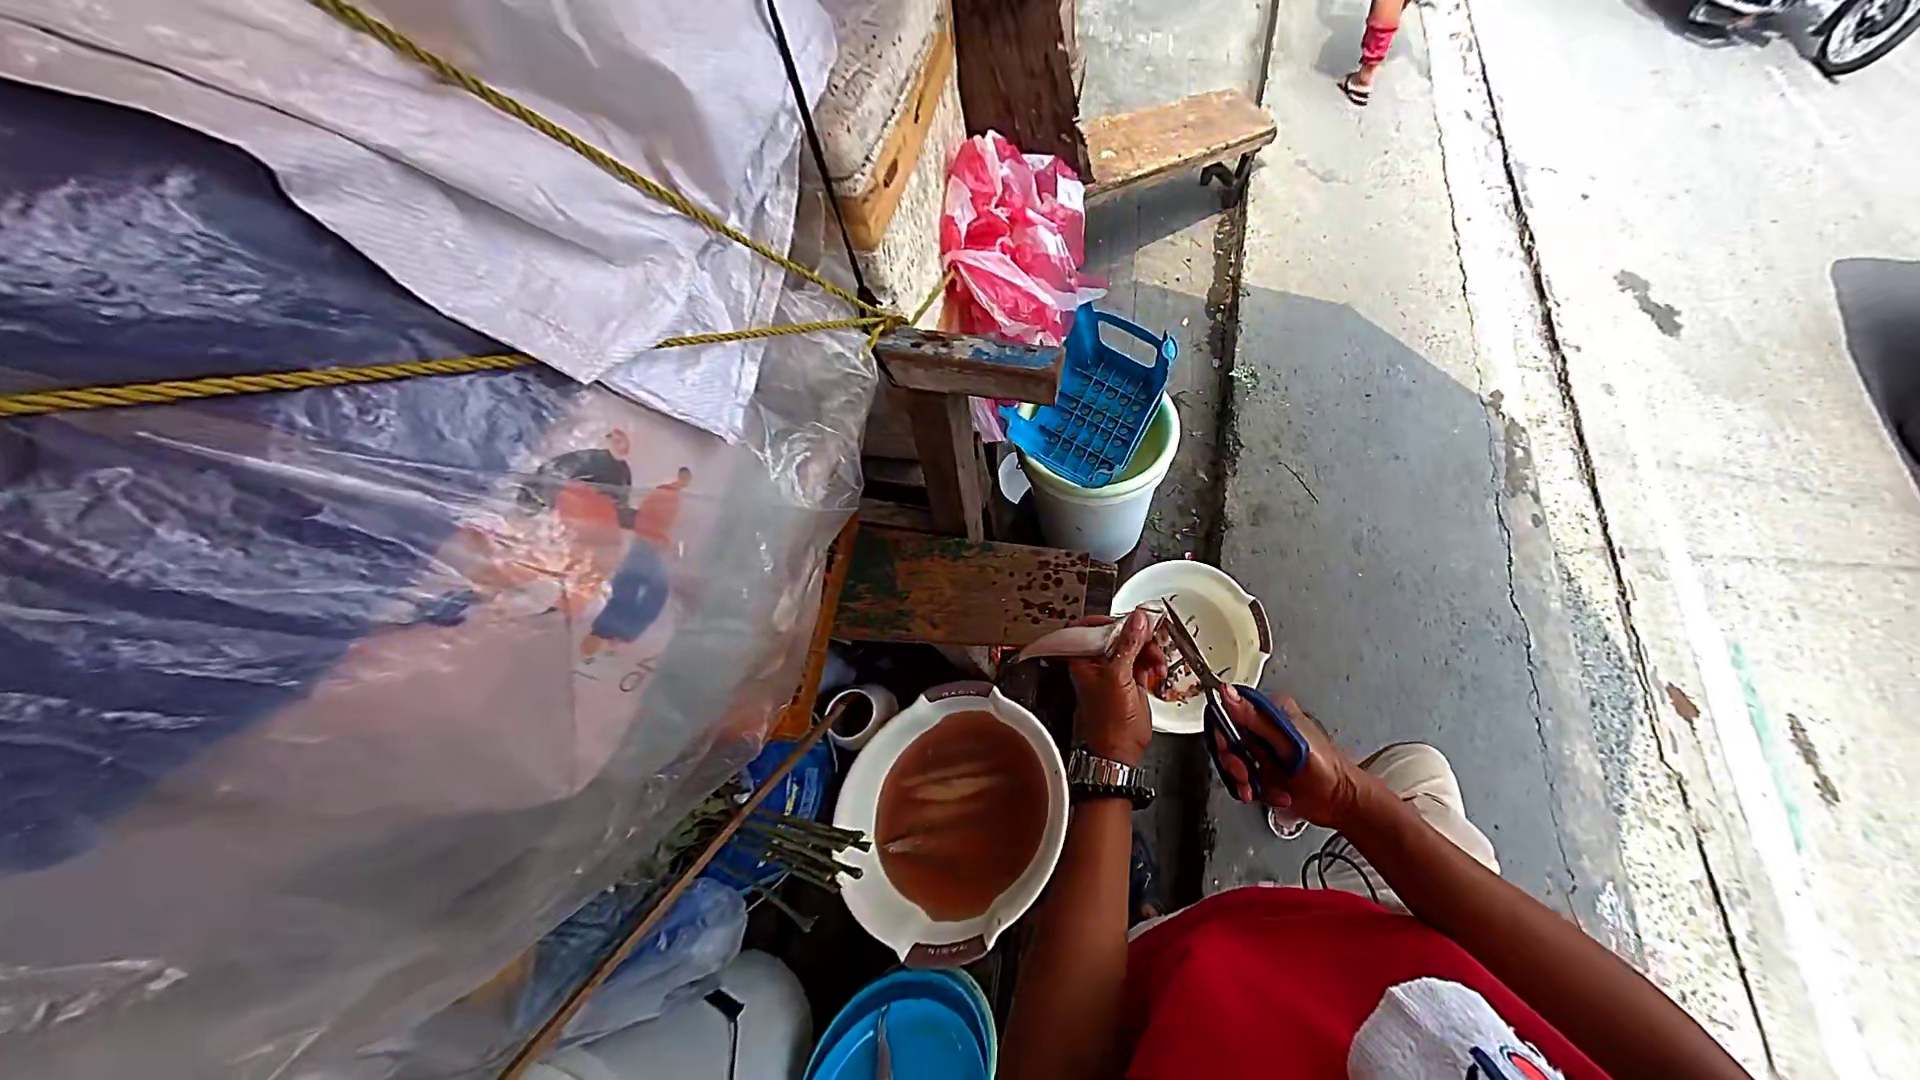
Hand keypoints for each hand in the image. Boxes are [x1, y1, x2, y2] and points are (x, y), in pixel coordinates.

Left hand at [1066, 610, 1166, 766]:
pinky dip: (1153, 663)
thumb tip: (1136, 620)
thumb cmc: (1108, 722)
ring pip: (1132, 646)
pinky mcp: (1130, 680)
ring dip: (1149, 650)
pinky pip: (1143, 661)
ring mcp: (1114, 671)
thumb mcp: (1118, 677)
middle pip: (1116, 634)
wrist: (1120, 750)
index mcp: (1083, 659)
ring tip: (1155, 662)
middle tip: (1150, 639)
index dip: (1107, 621)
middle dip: (1136, 636)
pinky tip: (1157, 671)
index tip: (1127, 621)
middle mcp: (1096, 662)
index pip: (1088, 627)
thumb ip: (1128, 645)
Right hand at [1211, 689, 1392, 832]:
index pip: (1228, 710)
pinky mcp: (1261, 769)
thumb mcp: (1288, 741)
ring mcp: (1261, 749)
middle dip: (1234, 763)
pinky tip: (1273, 793)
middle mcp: (1263, 727)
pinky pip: (1242, 778)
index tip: (1229, 749)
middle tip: (1245, 775)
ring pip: (1232, 761)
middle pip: (1226, 739)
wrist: (1341, 803)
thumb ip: (1255, 718)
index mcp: (1270, 711)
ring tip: (1260, 790)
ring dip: (1244, 780)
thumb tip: (1227, 693)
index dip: (1222, 731)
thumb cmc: (1326, 770)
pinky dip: (1255, 790)